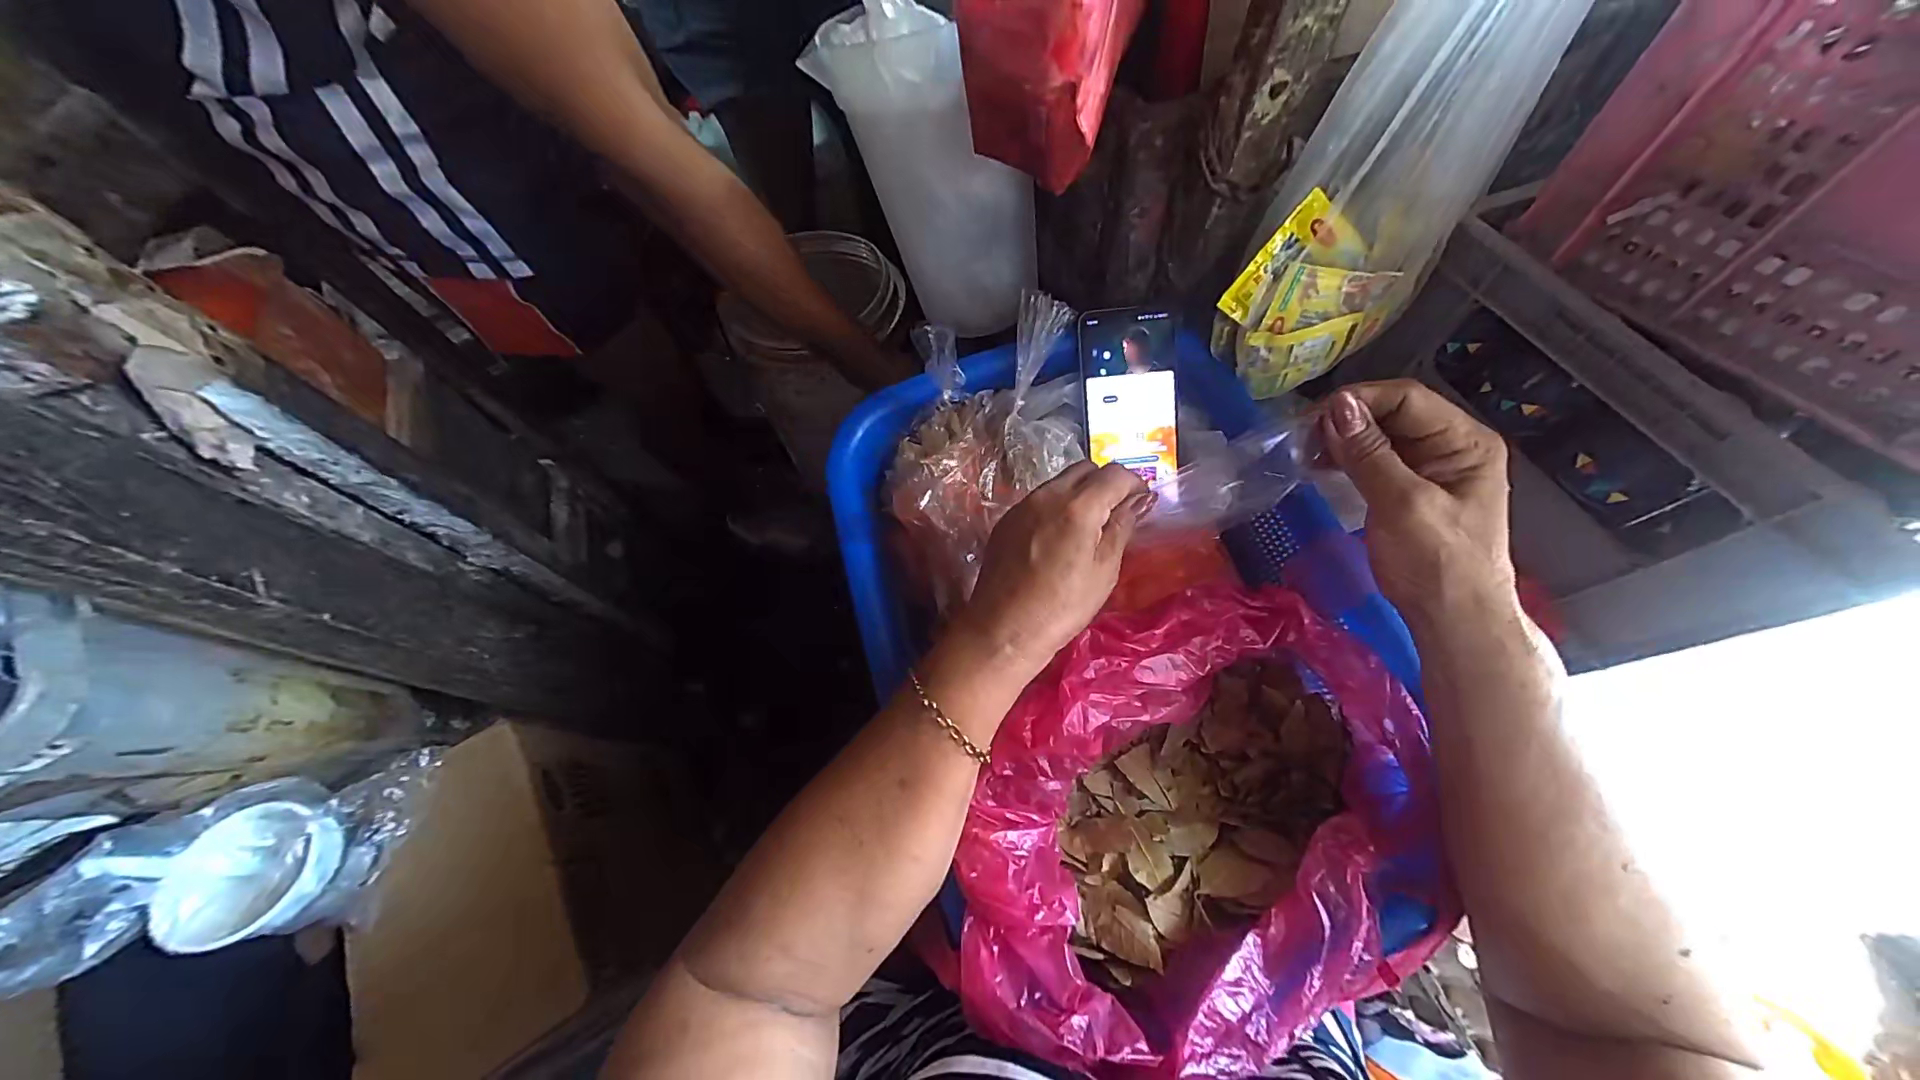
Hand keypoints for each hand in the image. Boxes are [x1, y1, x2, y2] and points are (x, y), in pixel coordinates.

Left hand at [951, 461, 1147, 675]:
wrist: (1003, 629)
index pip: (1115, 474)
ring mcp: (1022, 506)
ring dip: (1080, 493)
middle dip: (1107, 482)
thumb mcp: (1104, 571)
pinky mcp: (1006, 520)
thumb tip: (1136, 502)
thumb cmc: (1062, 607)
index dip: (1135, 483)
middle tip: (1118, 510)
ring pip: (1060, 482)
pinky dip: (1057, 506)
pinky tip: (1060, 536)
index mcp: (1077, 507)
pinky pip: (1039, 499)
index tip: (1142, 501)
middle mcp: (1047, 496)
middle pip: (1085, 469)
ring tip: (1090, 525)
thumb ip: (1121, 528)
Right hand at [1319, 380, 1514, 632]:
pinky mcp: (1408, 490)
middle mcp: (1450, 448)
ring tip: (1307, 453)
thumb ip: (1370, 453)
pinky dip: (1346, 460)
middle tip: (1303, 438)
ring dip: (1342, 440)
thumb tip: (1338, 406)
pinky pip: (1374, 461)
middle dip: (1346, 421)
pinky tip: (1322, 467)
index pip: (1407, 399)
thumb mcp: (1402, 504)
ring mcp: (1429, 470)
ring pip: (1379, 437)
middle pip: (1392, 414)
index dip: (1359, 401)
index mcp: (1465, 442)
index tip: (1312, 419)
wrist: (1453, 619)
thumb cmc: (1436, 563)